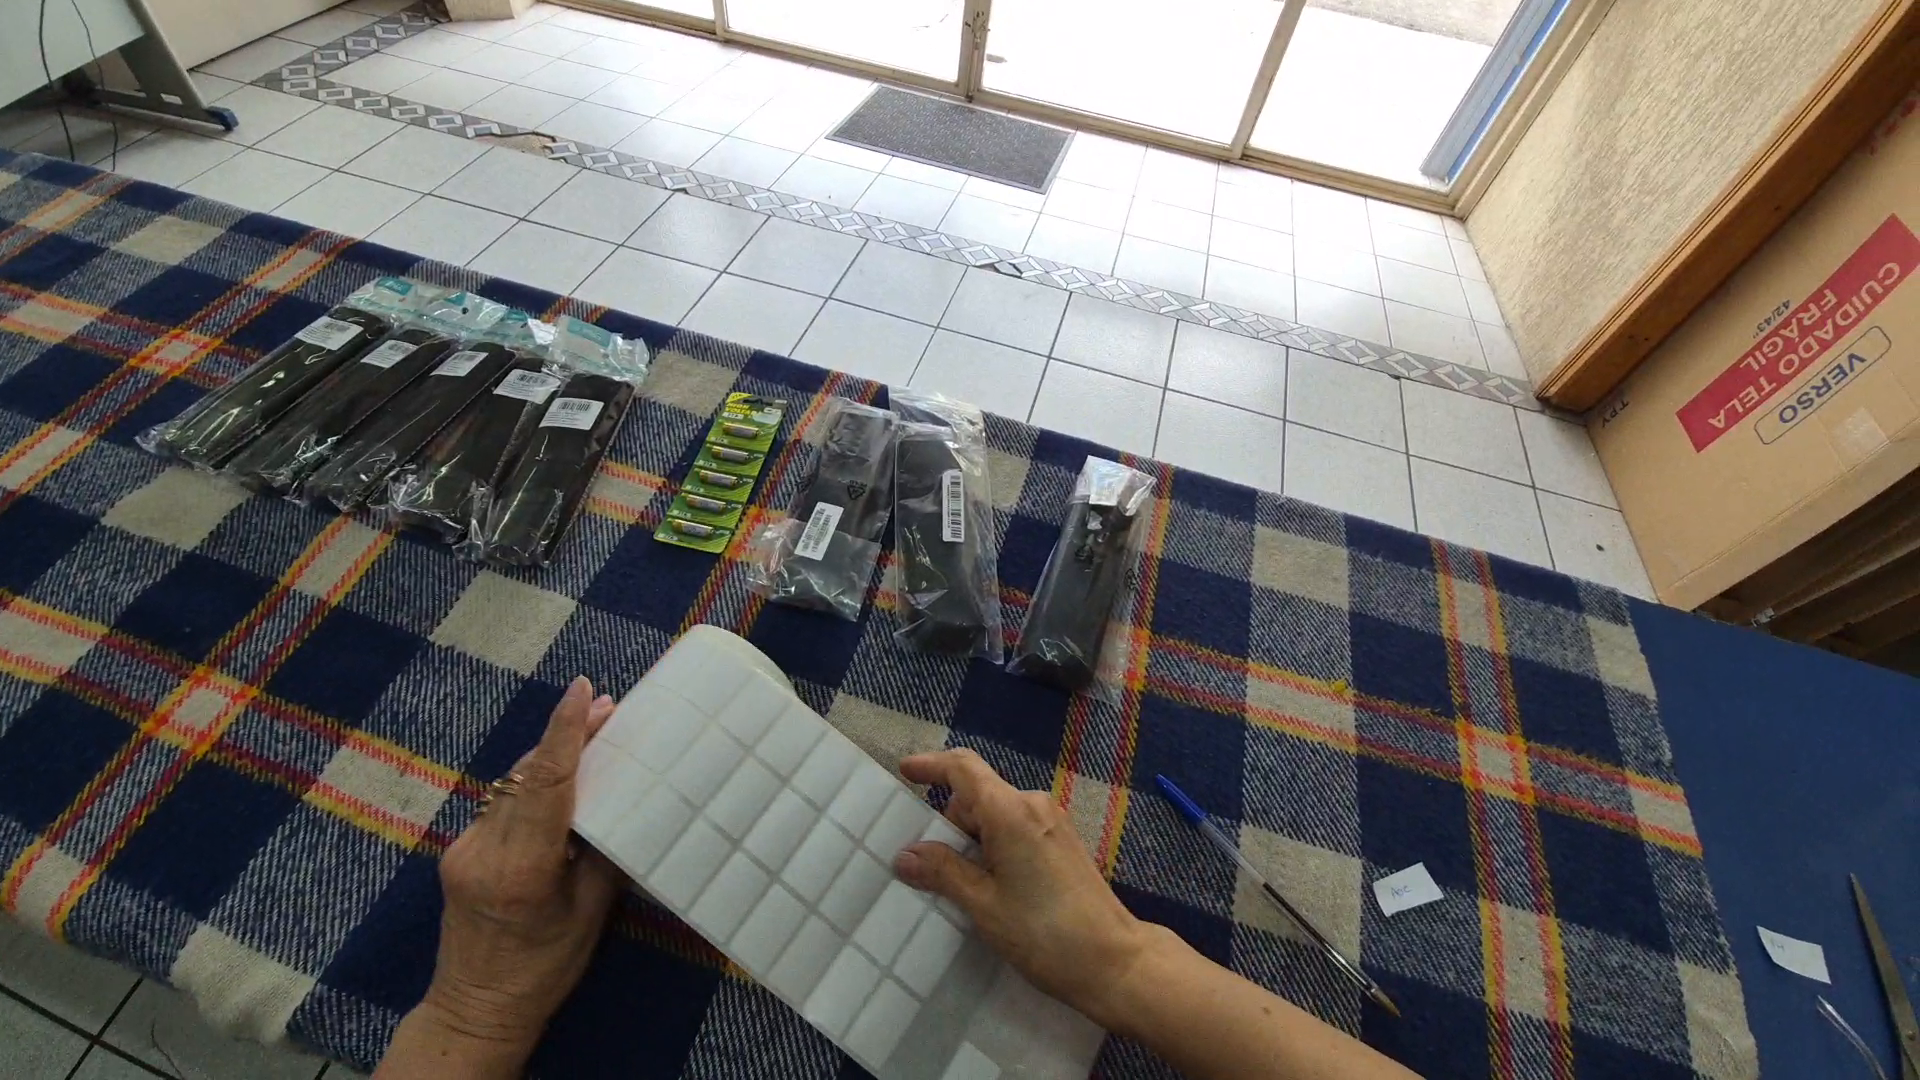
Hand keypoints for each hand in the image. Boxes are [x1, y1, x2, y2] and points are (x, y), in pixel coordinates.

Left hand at [413, 677, 622, 1056]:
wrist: (473, 1010)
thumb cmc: (546, 967)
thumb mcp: (592, 909)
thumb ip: (603, 847)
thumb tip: (626, 795)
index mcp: (521, 867)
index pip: (545, 782)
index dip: (566, 730)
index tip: (583, 690)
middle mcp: (483, 849)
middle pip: (528, 772)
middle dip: (567, 733)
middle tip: (609, 705)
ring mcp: (465, 847)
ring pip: (513, 781)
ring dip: (552, 753)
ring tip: (594, 726)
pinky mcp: (460, 850)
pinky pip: (505, 800)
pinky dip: (536, 778)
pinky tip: (563, 771)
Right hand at [891, 748, 1163, 1028]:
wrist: (1115, 960)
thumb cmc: (1044, 932)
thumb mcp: (984, 905)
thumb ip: (944, 872)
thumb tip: (905, 855)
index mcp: (1010, 811)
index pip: (963, 768)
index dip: (931, 766)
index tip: (905, 772)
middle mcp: (1032, 803)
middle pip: (977, 795)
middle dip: (950, 823)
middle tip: (929, 867)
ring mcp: (1051, 820)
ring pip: (996, 813)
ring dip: (973, 838)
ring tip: (960, 886)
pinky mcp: (1062, 840)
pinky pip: (1015, 827)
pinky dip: (994, 845)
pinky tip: (990, 884)